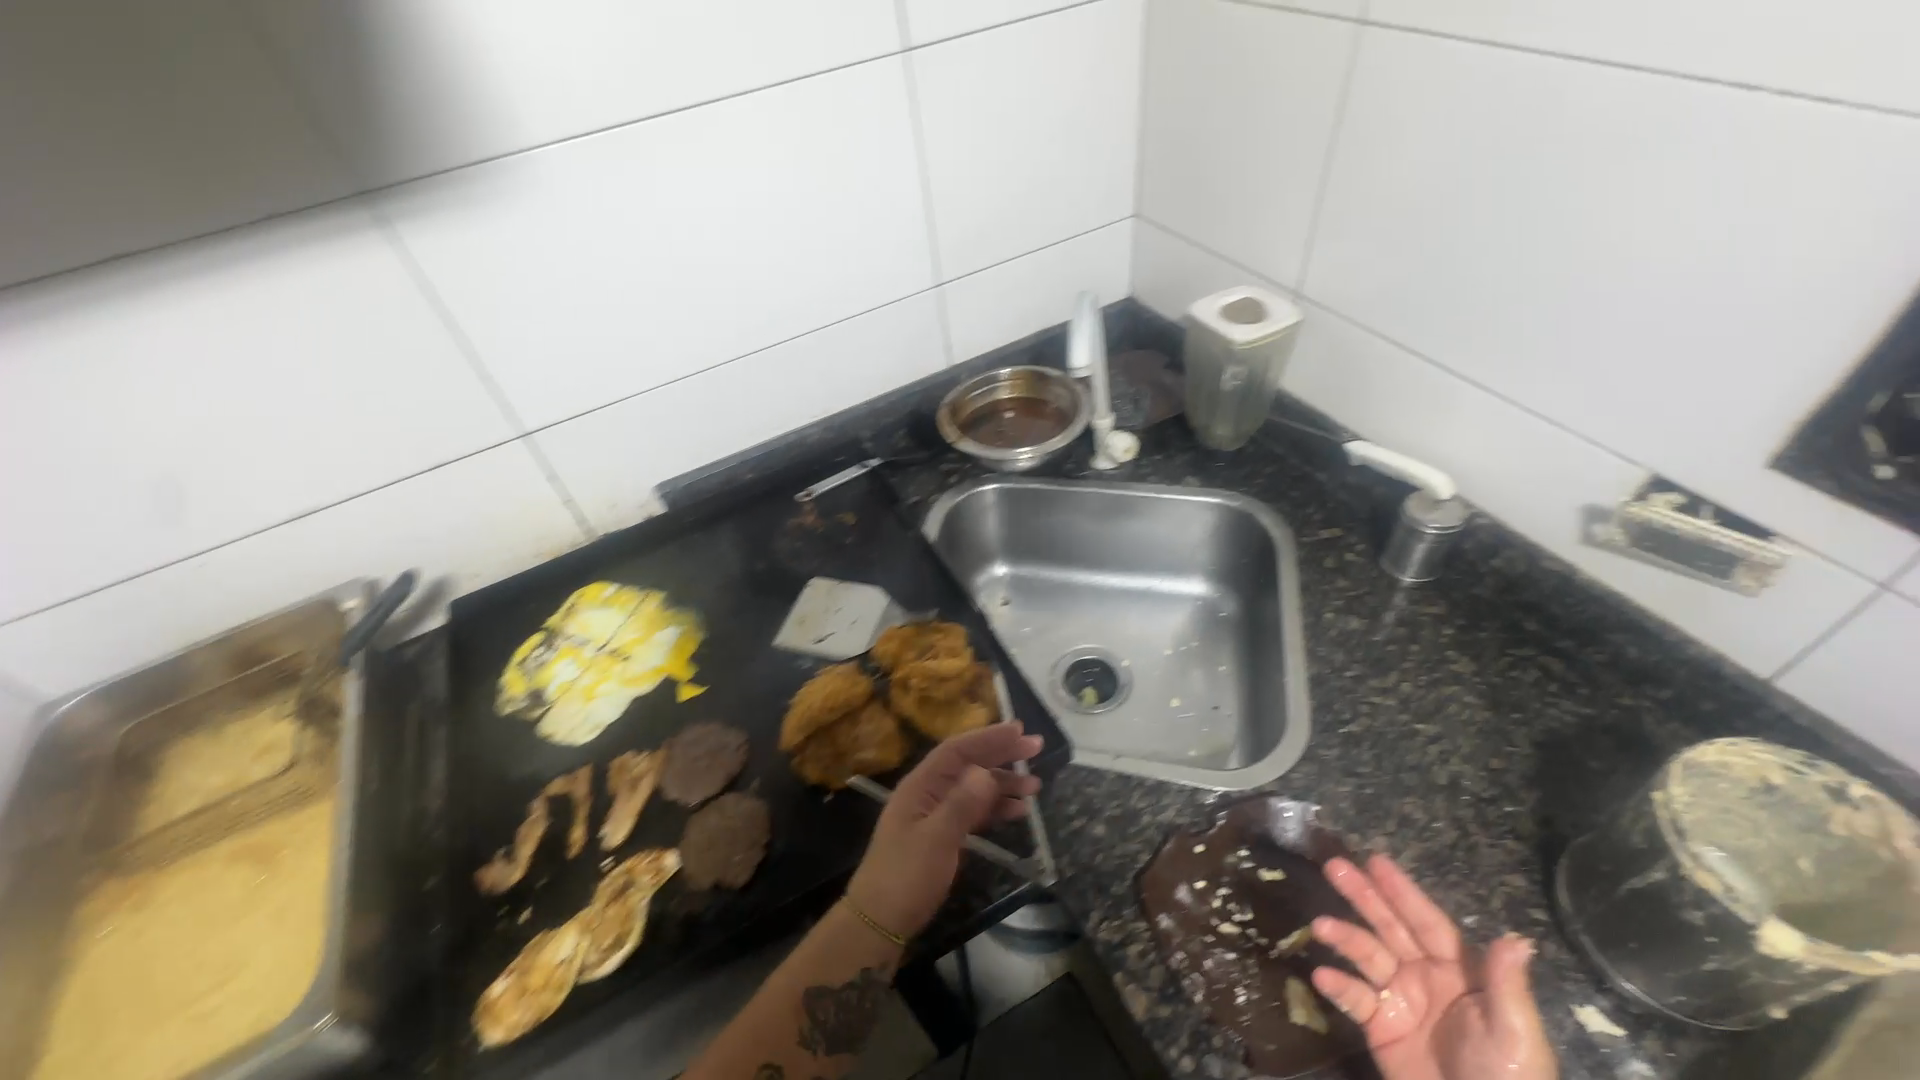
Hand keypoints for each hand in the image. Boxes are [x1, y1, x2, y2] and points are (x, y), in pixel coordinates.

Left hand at [845, 722, 1042, 939]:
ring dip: (1003, 784)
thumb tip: (987, 772)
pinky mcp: (941, 836)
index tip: (1020, 730)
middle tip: (1036, 747)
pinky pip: (973, 812)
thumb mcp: (936, 840)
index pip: (957, 750)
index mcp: (920, 786)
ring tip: (1035, 785)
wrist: (880, 922)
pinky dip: (995, 809)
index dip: (988, 737)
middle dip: (1001, 755)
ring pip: (974, 789)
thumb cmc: (905, 877)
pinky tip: (1018, 811)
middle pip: (968, 765)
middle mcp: (927, 793)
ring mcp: (934, 815)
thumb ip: (962, 805)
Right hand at [1310, 855, 1556, 1079]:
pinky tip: (1323, 975)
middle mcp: (1427, 976)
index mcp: (1461, 972)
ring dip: (1345, 938)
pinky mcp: (1381, 1027)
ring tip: (1320, 926)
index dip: (1402, 892)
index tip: (1375, 861)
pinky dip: (1338, 986)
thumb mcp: (1516, 1034)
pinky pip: (1355, 999)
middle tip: (1334, 866)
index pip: (1427, 922)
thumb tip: (1517, 938)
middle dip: (1363, 896)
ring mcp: (1401, 1000)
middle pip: (1391, 927)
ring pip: (1368, 956)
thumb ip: (1507, 986)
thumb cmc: (1508, 1078)